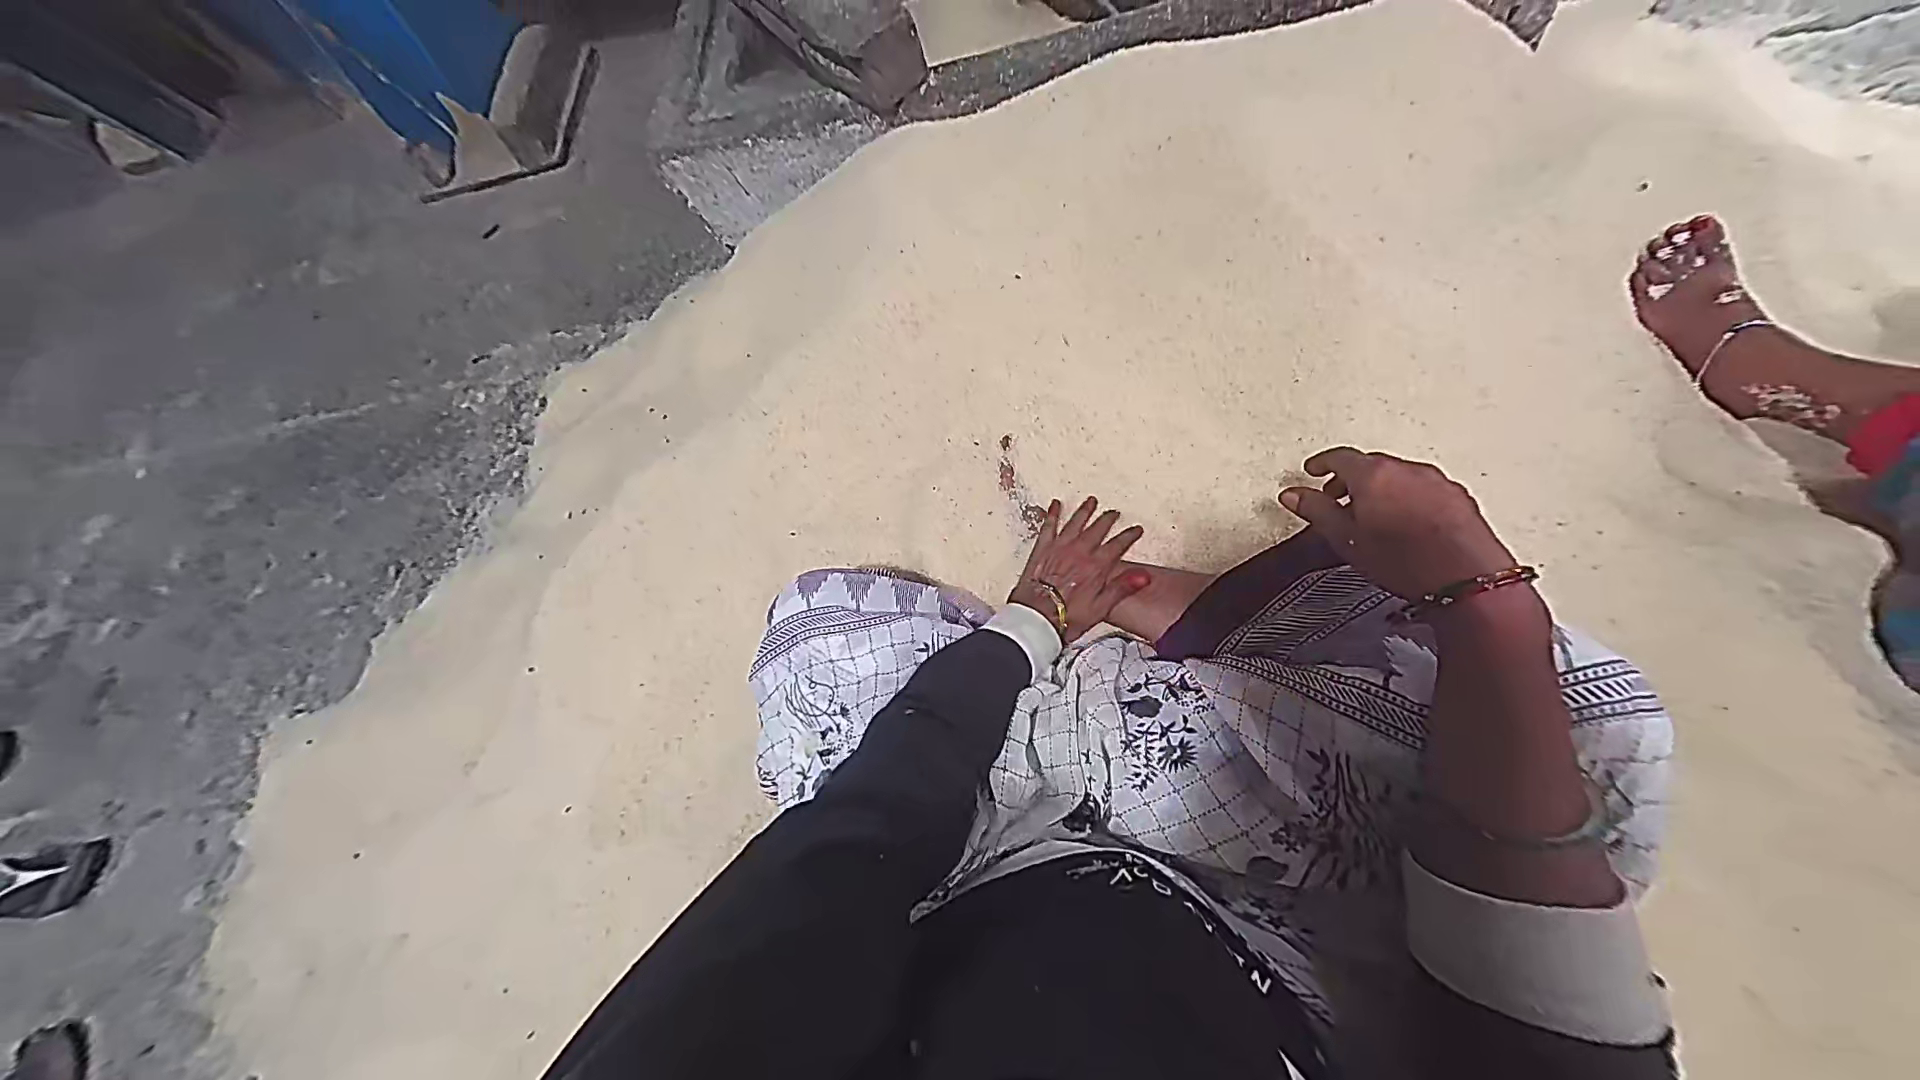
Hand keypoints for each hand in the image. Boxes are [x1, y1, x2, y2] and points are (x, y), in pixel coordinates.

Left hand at [1009, 497, 1149, 641]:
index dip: (1129, 536)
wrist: (1036, 617)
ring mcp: (1060, 548)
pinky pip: (1049, 526)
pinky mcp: (1042, 549)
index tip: (1135, 530)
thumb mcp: (1101, 608)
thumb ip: (1122, 588)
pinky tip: (1055, 505)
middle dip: (1107, 519)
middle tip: (1114, 513)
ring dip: (1084, 511)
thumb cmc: (1065, 617)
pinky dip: (1052, 514)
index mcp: (1096, 567)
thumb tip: (1144, 577)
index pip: (1118, 545)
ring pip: (1075, 522)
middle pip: (1097, 529)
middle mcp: (1079, 552)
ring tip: (1091, 501)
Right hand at [1278, 448, 1518, 599]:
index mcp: (1373, 474)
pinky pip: (1421, 489)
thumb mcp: (1344, 537)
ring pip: (1397, 476)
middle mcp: (1406, 470)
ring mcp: (1435, 482)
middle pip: (1369, 465)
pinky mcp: (1457, 497)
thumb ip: (1316, 510)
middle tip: (1334, 497)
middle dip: (1348, 479)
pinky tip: (1400, 524)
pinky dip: (1404, 498)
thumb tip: (1293, 495)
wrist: (1463, 578)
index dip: (1322, 463)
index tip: (1314, 470)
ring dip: (1379, 489)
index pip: (1339, 457)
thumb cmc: (1405, 560)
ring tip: (1368, 517)